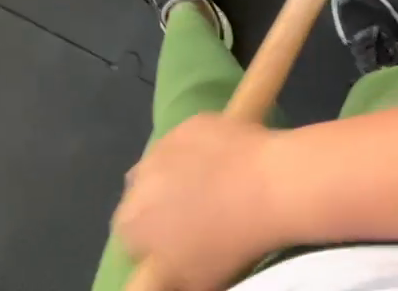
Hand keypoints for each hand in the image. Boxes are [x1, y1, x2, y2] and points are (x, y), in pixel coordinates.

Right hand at [114, 114, 292, 290]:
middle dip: (161, 205)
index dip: (154, 243)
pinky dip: (199, 148)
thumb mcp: (193, 281)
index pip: (130, 238)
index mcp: (131, 223)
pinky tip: (225, 158)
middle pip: (142, 197)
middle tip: (195, 214)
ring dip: (177, 173)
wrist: (267, 185)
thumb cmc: (228, 241)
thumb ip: (167, 278)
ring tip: (212, 183)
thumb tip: (165, 273)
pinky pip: (188, 139)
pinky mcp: (192, 121)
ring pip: (163, 164)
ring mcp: (166, 143)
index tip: (177, 245)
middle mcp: (138, 179)